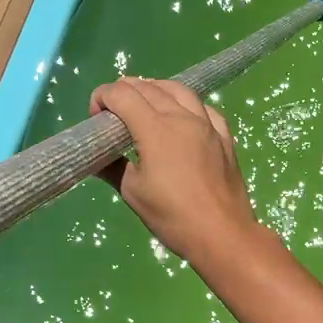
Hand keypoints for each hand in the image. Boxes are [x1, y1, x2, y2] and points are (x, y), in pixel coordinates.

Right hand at [90, 76, 264, 262]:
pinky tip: (184, 116)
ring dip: (157, 89)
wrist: (223, 234)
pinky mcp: (225, 138)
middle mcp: (183, 118)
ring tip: (146, 101)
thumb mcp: (134, 193)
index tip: (96, 117)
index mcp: (156, 129)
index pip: (122, 94)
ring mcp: (208, 126)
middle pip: (149, 88)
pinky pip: (206, 109)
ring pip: (180, 91)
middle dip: (126, 91)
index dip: (102, 97)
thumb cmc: (174, 217)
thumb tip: (98, 158)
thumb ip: (113, 168)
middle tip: (114, 110)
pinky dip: (188, 104)